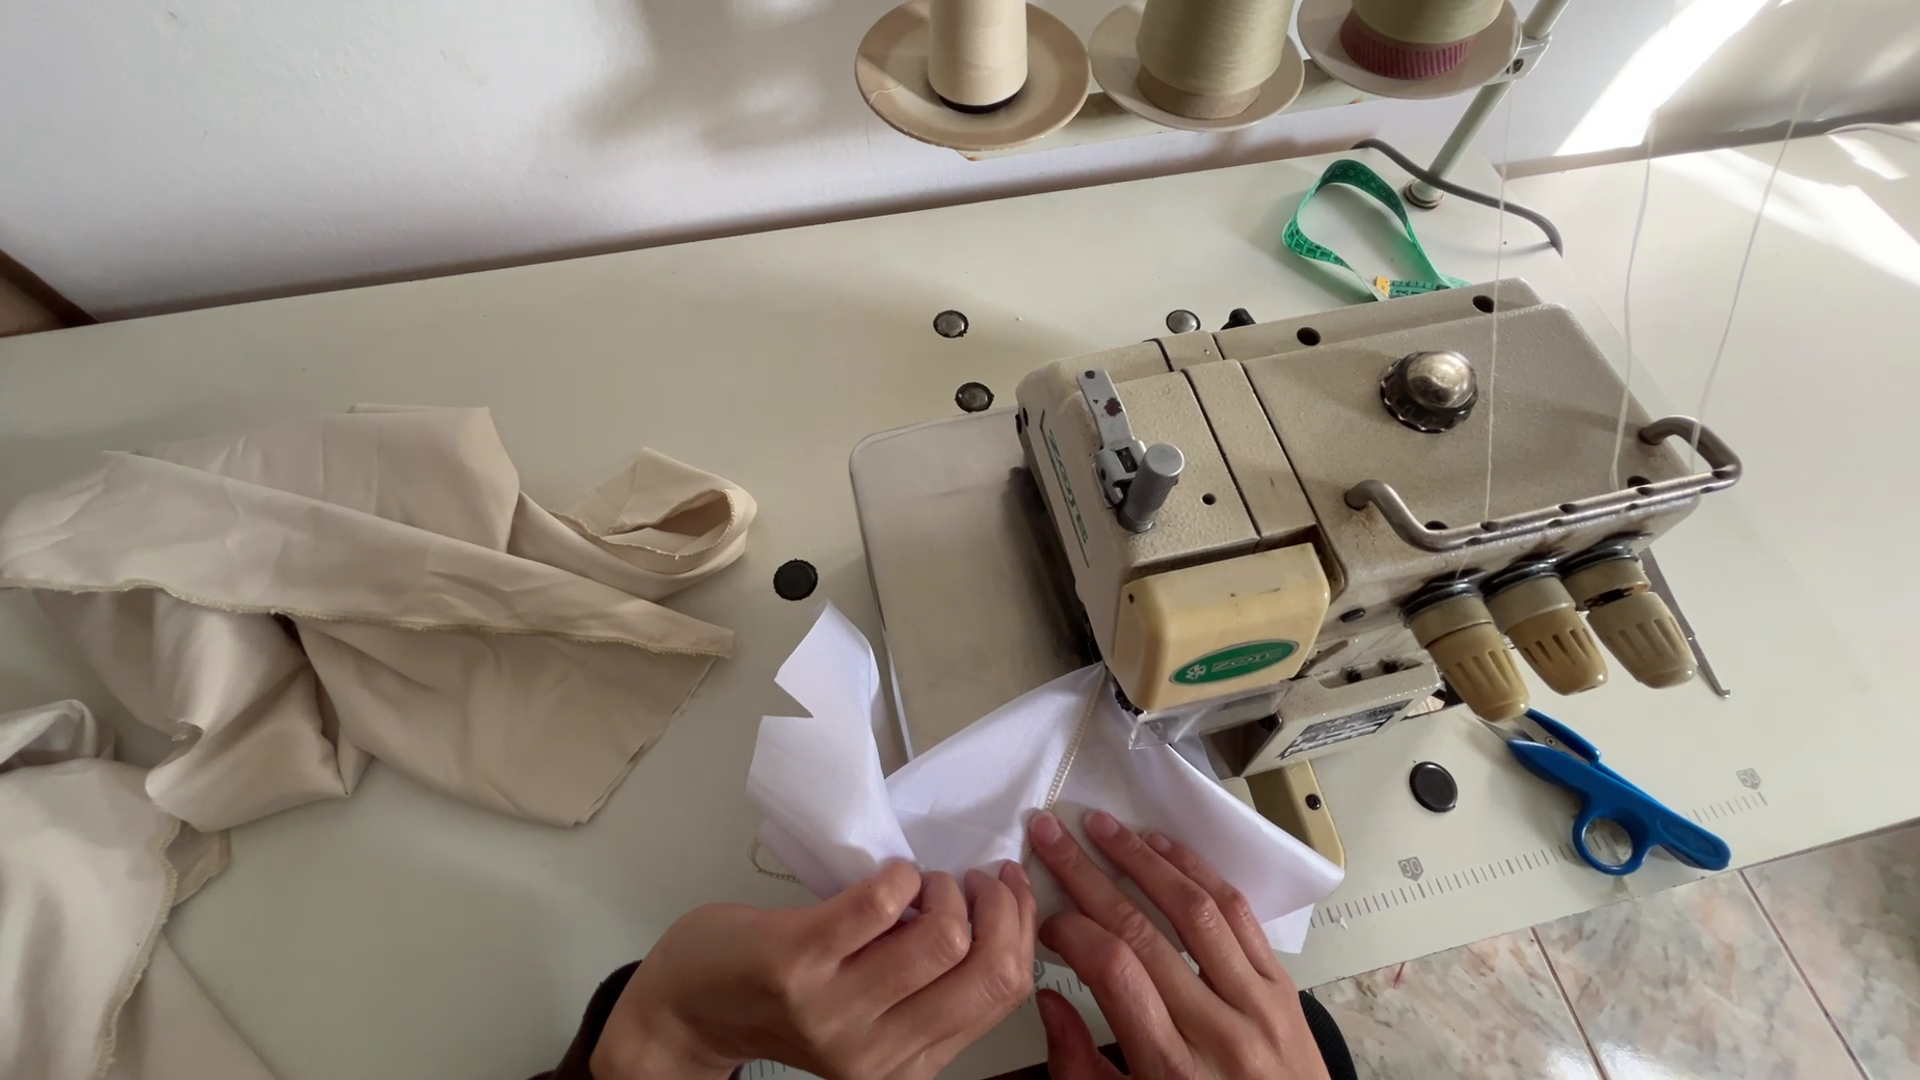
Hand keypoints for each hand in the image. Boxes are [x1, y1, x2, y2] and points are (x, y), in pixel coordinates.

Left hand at [590, 860, 1037, 1079]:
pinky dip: (897, 875)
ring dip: (944, 888)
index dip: (1020, 929)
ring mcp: (837, 1008)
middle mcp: (880, 1050)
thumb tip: (993, 911)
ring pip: (943, 937)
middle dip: (997, 905)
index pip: (1002, 995)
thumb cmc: (785, 995)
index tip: (1010, 889)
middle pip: (986, 971)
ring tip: (922, 881)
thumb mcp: (872, 1013)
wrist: (692, 1004)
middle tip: (975, 879)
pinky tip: (888, 875)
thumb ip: (925, 985)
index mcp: (909, 1059)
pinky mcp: (799, 961)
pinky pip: (880, 903)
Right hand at [1027, 810, 1330, 1079]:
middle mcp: (1220, 1031)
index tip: (1046, 918)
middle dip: (1086, 873)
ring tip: (1103, 827)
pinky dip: (1197, 870)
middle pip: (1141, 929)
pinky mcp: (1284, 988)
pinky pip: (1239, 913)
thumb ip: (1080, 1067)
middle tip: (1052, 835)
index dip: (1071, 930)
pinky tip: (1162, 847)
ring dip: (1140, 858)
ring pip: (1193, 908)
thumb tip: (1047, 997)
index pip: (1114, 971)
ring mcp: (1259, 1004)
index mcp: (1175, 1072)